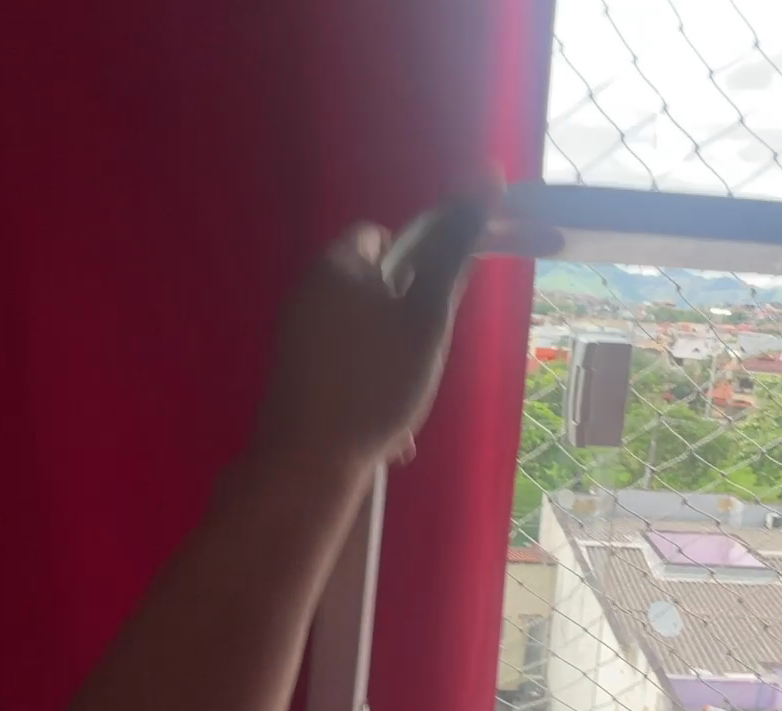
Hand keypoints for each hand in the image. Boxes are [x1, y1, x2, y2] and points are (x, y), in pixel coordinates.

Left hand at [259, 191, 490, 470]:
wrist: (309, 462)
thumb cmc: (376, 383)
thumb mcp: (428, 317)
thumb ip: (454, 252)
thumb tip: (488, 177)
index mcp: (337, 266)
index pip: (382, 237)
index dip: (417, 265)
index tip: (434, 307)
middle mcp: (307, 293)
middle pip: (374, 290)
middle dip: (407, 324)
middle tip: (424, 363)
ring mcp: (295, 338)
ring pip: (363, 338)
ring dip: (392, 367)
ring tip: (405, 412)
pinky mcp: (293, 377)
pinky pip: (344, 370)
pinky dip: (367, 390)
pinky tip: (383, 433)